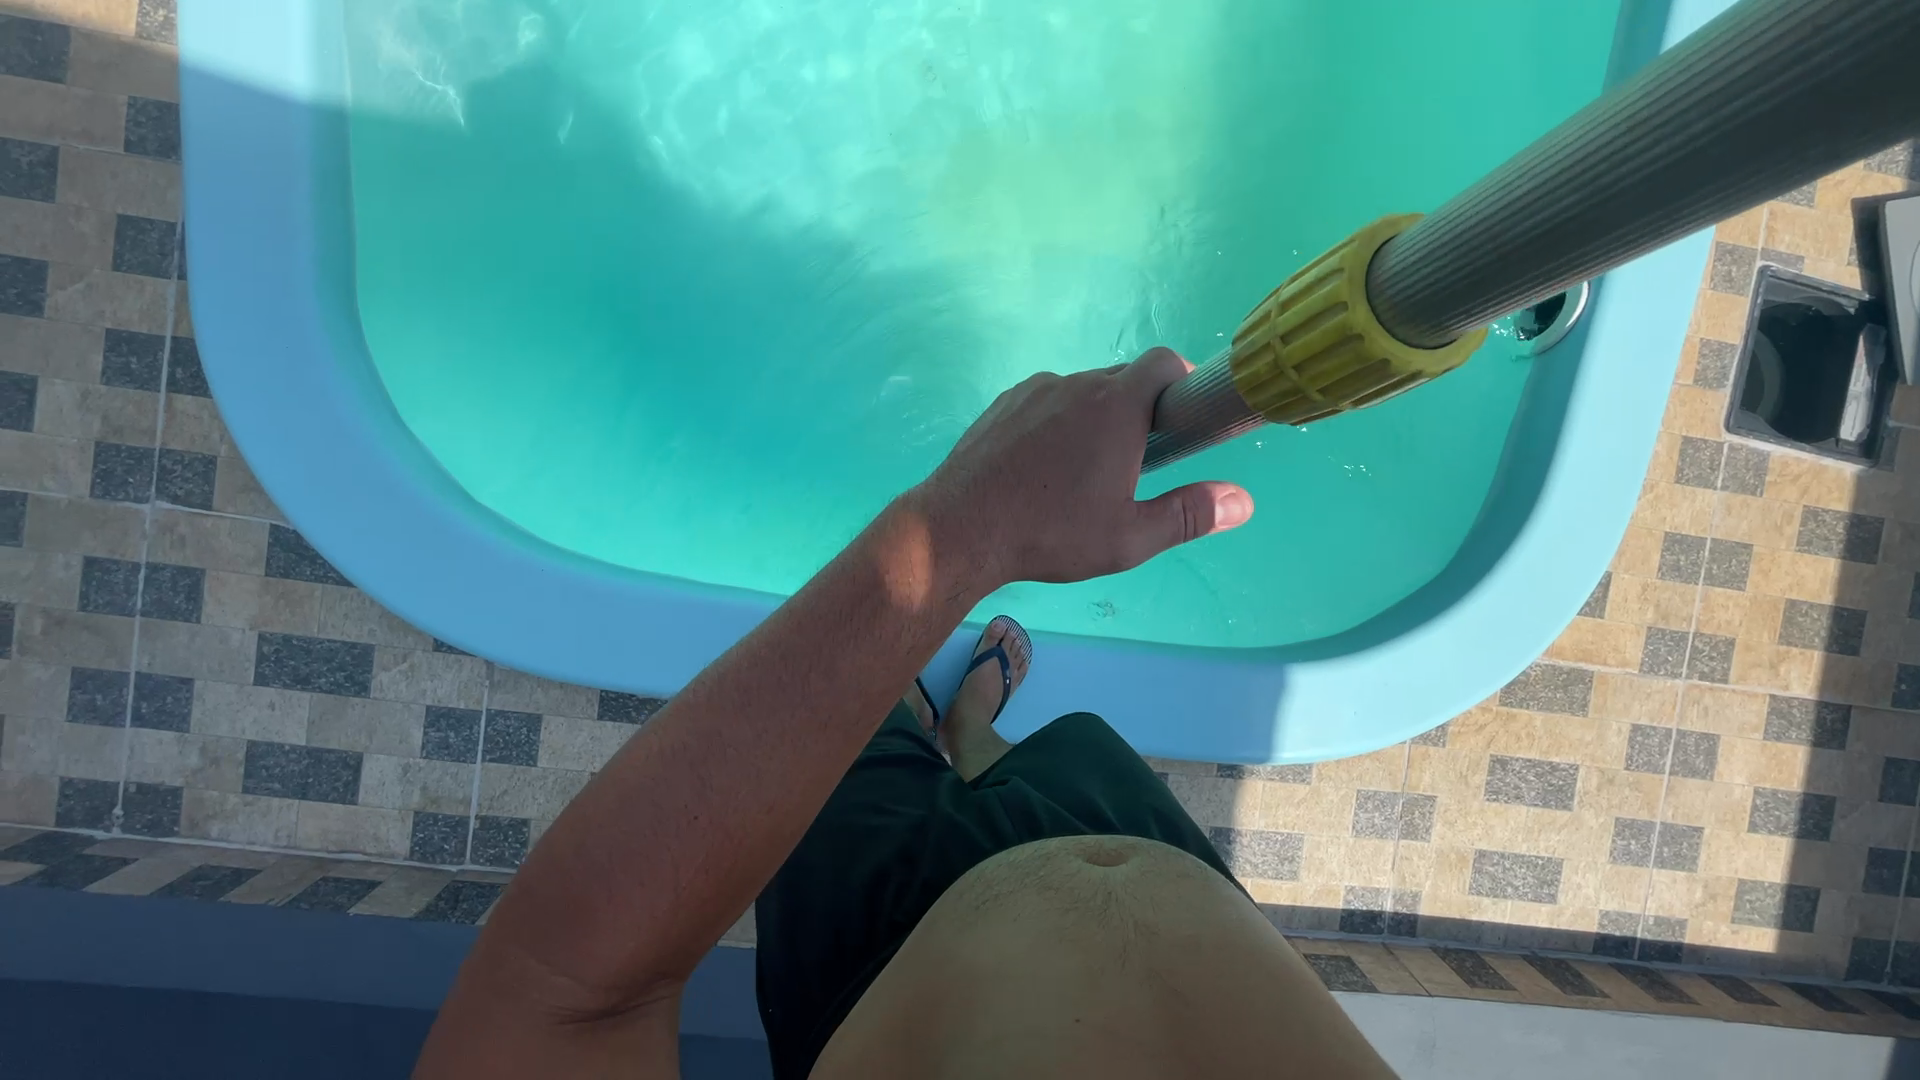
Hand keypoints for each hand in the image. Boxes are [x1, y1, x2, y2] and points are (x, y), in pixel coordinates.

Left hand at [908, 347, 1253, 591]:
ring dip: (1095, 417)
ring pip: (1080, 391)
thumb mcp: (1128, 537)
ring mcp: (1033, 390)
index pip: (1163, 362)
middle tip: (1135, 460)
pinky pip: (1045, 401)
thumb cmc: (1051, 534)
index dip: (1180, 382)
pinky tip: (1041, 467)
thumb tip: (1243, 501)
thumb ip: (1188, 515)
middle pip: (1122, 378)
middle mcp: (1075, 384)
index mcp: (1116, 405)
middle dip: (1138, 409)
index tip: (1181, 419)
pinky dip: (1057, 422)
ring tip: (1082, 471)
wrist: (960, 528)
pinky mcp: (1002, 404)